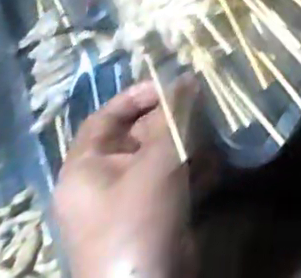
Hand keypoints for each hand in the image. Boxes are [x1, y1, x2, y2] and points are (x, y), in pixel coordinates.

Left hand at [54, 81, 197, 277]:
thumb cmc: (138, 220)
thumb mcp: (157, 161)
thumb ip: (174, 117)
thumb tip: (186, 78)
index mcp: (85, 168)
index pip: (105, 116)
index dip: (138, 95)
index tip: (175, 84)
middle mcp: (100, 183)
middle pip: (136, 134)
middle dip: (172, 118)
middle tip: (206, 104)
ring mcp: (126, 202)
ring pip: (158, 156)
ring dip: (188, 141)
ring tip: (216, 132)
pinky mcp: (151, 218)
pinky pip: (170, 179)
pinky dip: (192, 168)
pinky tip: (216, 165)